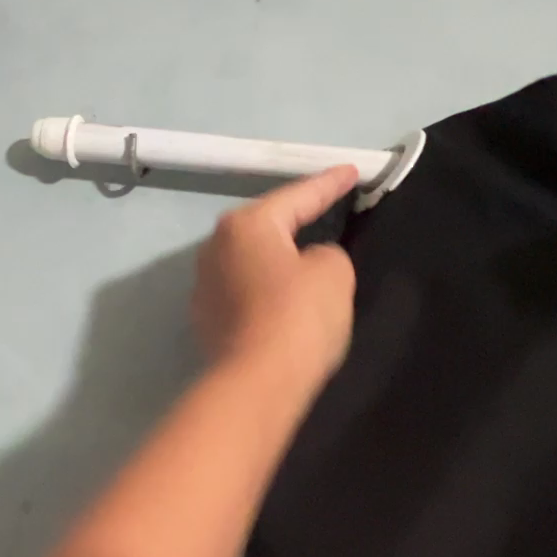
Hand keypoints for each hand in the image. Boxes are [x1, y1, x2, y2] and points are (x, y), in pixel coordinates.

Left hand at [193, 166, 359, 387]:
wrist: (255, 383)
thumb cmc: (298, 317)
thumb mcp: (333, 272)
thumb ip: (326, 253)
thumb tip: (307, 263)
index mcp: (246, 224)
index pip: (297, 196)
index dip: (329, 184)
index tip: (351, 172)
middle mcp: (215, 248)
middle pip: (265, 227)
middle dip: (295, 219)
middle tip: (326, 209)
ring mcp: (204, 286)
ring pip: (251, 261)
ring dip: (277, 258)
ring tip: (304, 256)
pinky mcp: (206, 321)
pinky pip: (244, 292)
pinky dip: (265, 291)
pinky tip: (282, 299)